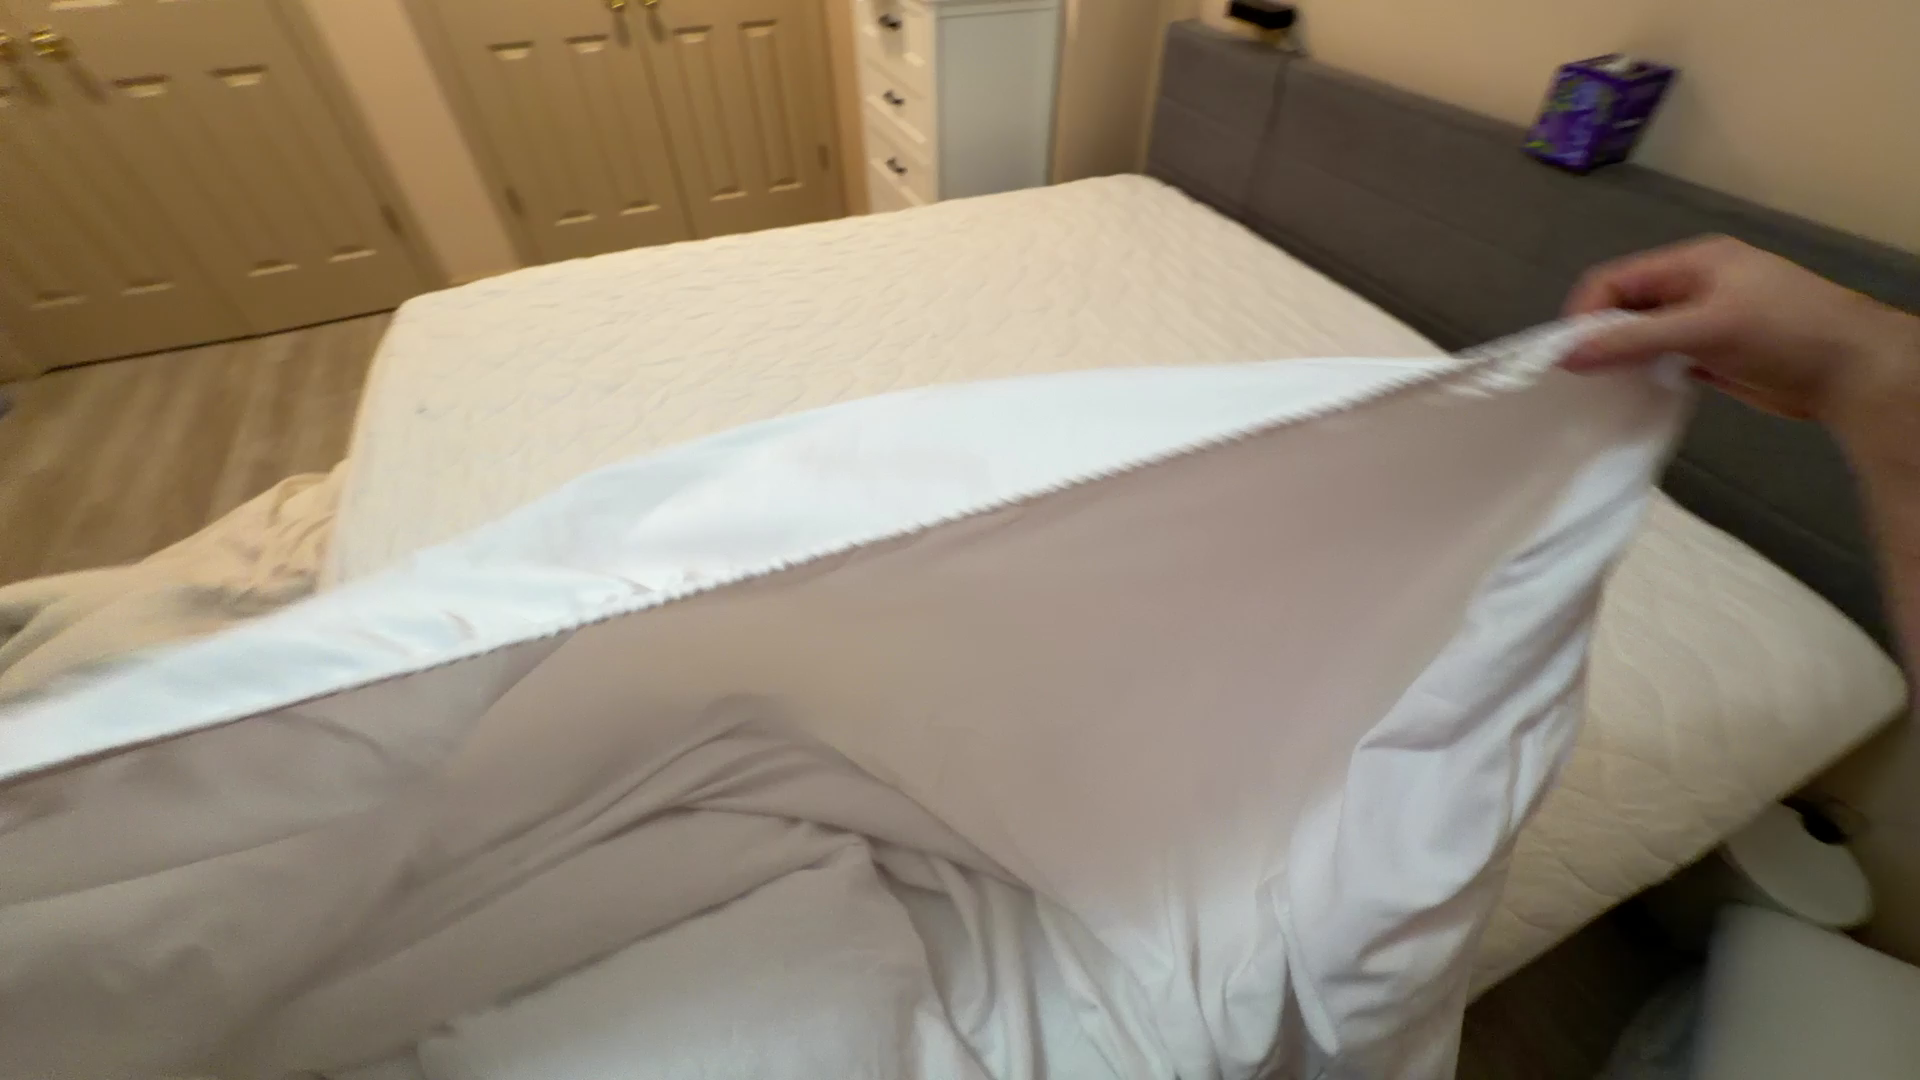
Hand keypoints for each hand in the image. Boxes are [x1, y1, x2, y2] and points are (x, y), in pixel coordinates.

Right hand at [1562, 236, 1919, 434]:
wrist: (1856, 374)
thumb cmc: (1785, 335)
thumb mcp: (1704, 330)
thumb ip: (1630, 341)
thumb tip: (1564, 356)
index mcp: (1692, 263)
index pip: (1611, 280)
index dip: (1584, 314)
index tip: (1570, 354)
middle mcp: (1690, 285)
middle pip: (1618, 305)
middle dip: (1596, 336)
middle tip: (1585, 371)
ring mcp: (1696, 317)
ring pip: (1631, 332)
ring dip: (1613, 355)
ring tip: (1604, 381)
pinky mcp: (1701, 348)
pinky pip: (1649, 354)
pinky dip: (1633, 369)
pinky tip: (1630, 387)